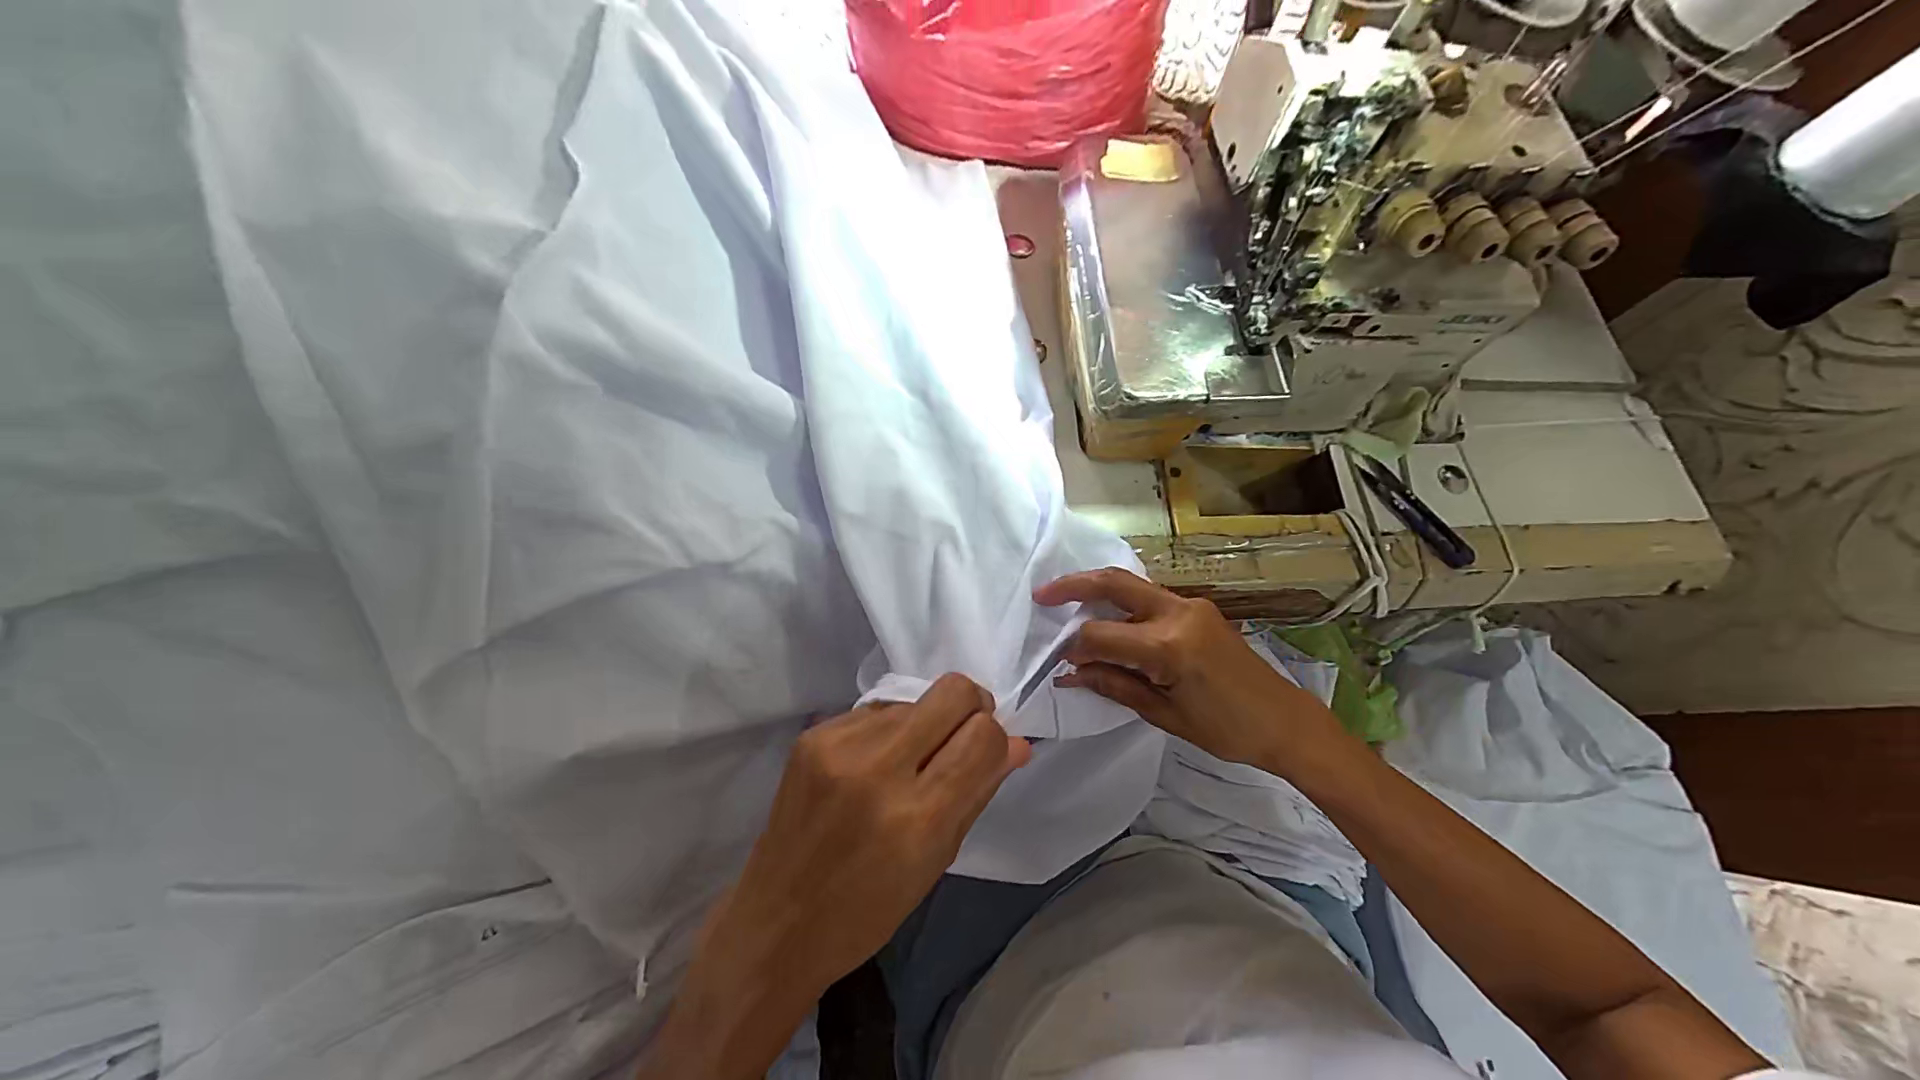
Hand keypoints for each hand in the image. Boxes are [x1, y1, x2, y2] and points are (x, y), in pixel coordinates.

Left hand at [638, 675, 1030, 1079]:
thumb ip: (978, 793)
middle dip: (972, 706)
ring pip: (914, 699)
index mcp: (918, 817)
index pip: (983, 736)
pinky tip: (873, 766)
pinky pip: (875, 711)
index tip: (987, 751)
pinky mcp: (812, 734)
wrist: (776, 922)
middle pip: (953, 692)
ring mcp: (839, 745)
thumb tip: (1016, 743)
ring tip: (908, 764)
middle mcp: (878, 769)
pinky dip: (888, 730)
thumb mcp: (936, 862)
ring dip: (925, 723)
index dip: (995, 736)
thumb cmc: (867, 910)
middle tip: (962, 737)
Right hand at [1037, 568, 1341, 771]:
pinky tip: (1109, 621)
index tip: (1061, 665)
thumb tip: (1071, 674)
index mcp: (1169, 645)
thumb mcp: (1164, 714)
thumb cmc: (1226, 729)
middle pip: (1114, 583)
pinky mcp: (1198, 609)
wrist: (1286, 721)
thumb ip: (1115, 685)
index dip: (1075, 650)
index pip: (1101, 635)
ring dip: (1098, 592)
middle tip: (1041, 595)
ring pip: (1132, 585)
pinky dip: (1123, 605)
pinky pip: (1150, 598)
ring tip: (1067, 605)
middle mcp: (1178, 613)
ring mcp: (1191, 606)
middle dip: (1073, 586)